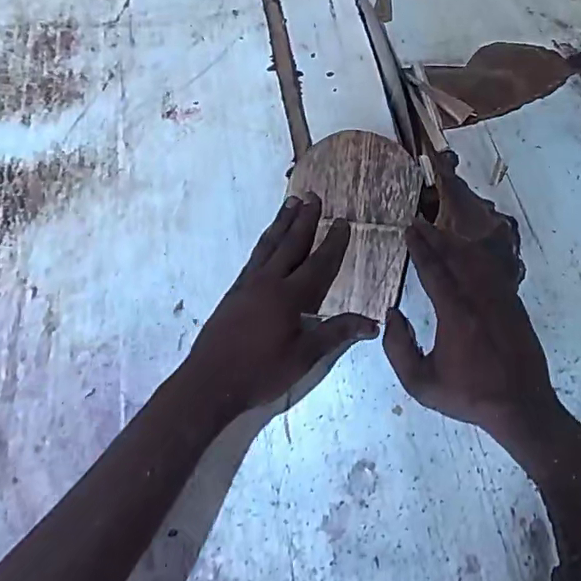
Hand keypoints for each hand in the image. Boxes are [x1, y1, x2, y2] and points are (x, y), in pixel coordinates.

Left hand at [183, 194, 376, 411]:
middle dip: (304, 219)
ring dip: (281, 224)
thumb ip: (336, 334)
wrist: (208, 384)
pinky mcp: (233, 293)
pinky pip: (253, 258)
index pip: (318, 263)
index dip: (333, 243)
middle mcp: (268, 282)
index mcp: (289, 296)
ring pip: (268, 246)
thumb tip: (372, 324)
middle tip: (313, 196)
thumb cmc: (260, 372)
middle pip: (290, 244)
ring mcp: (247, 285)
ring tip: (290, 203)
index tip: (342, 222)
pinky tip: (267, 242)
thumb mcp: (304, 356)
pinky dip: (265, 243)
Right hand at [383, 154, 561, 438]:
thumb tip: (392, 314)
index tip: (409, 230)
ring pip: (477, 257)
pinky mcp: (514, 301)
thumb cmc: (469, 395)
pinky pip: (493, 267)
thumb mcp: (422, 384)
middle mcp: (479, 297)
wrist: (521, 405)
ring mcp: (501, 296)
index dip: (420, 247)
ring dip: (457, 241)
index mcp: (456, 314)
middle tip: (419, 222)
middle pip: (455, 255)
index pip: (434, 270)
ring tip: (440, 232)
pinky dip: (478, 254)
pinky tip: (469, 251)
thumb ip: (399, 348)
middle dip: (435, 236)